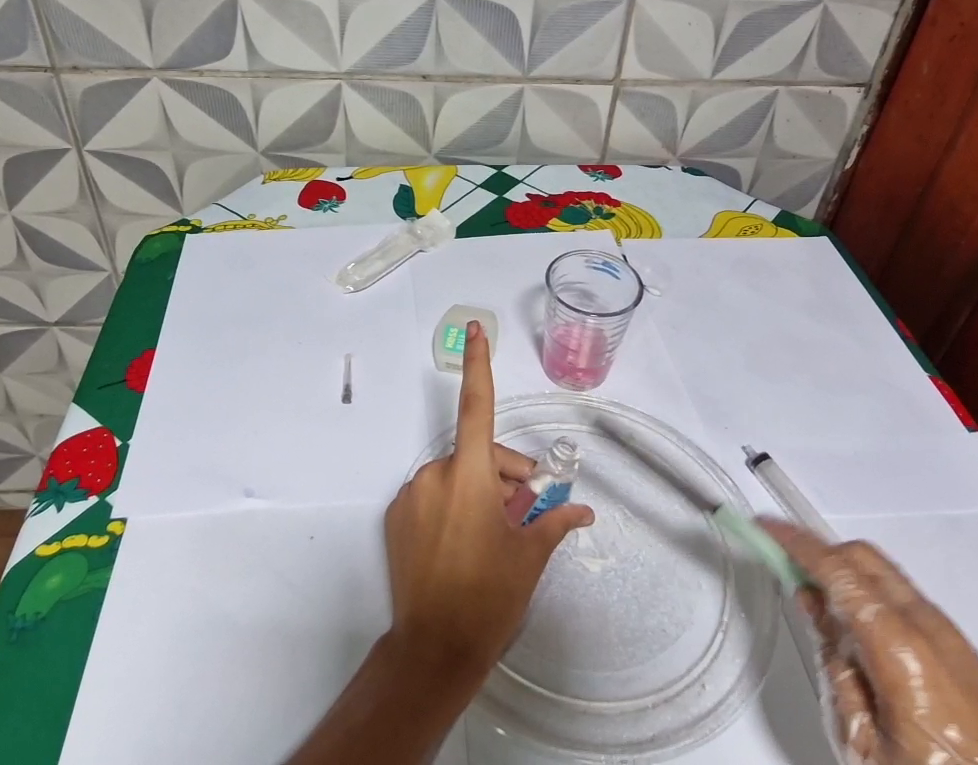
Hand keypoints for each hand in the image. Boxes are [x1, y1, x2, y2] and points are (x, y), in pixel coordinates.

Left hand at [384, 321, 594, 674]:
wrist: (434, 648)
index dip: (478, 364)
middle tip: (526, 512)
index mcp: (467, 475)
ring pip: (455, 477)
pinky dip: (452, 507)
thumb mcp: (530, 555)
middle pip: (477, 454)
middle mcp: (433, 476)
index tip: (475, 329)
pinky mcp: (394, 519)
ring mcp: (409, 498)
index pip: (477, 407)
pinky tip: (466, 544)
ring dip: (480, 493)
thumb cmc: (489, 596)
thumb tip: (583, 511)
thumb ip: (554, 521)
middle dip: (505, 475)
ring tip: (497, 537)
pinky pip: (432, 497)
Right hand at [764, 521, 977, 764]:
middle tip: (782, 561)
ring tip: (813, 598)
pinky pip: (905, 599)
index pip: (838, 571)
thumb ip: (837, 670)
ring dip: (845, 573)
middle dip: (819, 551)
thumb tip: (819, 616)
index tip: (768, 527)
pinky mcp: (961, 651)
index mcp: (901, 646)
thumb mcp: (864, 739)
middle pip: (863, 559)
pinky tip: (852, 623)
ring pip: (885, 576)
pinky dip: (870, 592)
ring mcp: (951, 637)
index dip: (797, 543)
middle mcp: (930, 629)